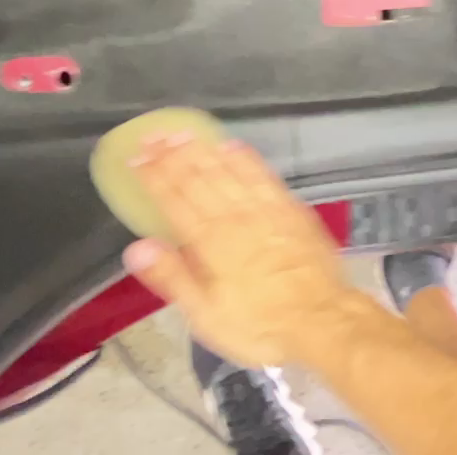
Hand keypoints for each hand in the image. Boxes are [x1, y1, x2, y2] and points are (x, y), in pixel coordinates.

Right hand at [122, 133, 354, 366]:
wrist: (320, 318)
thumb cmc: (259, 324)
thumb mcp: (206, 315)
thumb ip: (172, 277)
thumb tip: (137, 248)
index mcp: (210, 242)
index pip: (173, 200)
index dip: (152, 177)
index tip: (135, 157)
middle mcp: (234, 216)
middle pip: (197, 178)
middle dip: (171, 155)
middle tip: (153, 135)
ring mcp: (264, 208)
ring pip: (227, 170)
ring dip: (203, 150)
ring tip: (183, 132)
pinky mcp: (289, 207)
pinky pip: (262, 174)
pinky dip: (245, 158)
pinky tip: (233, 145)